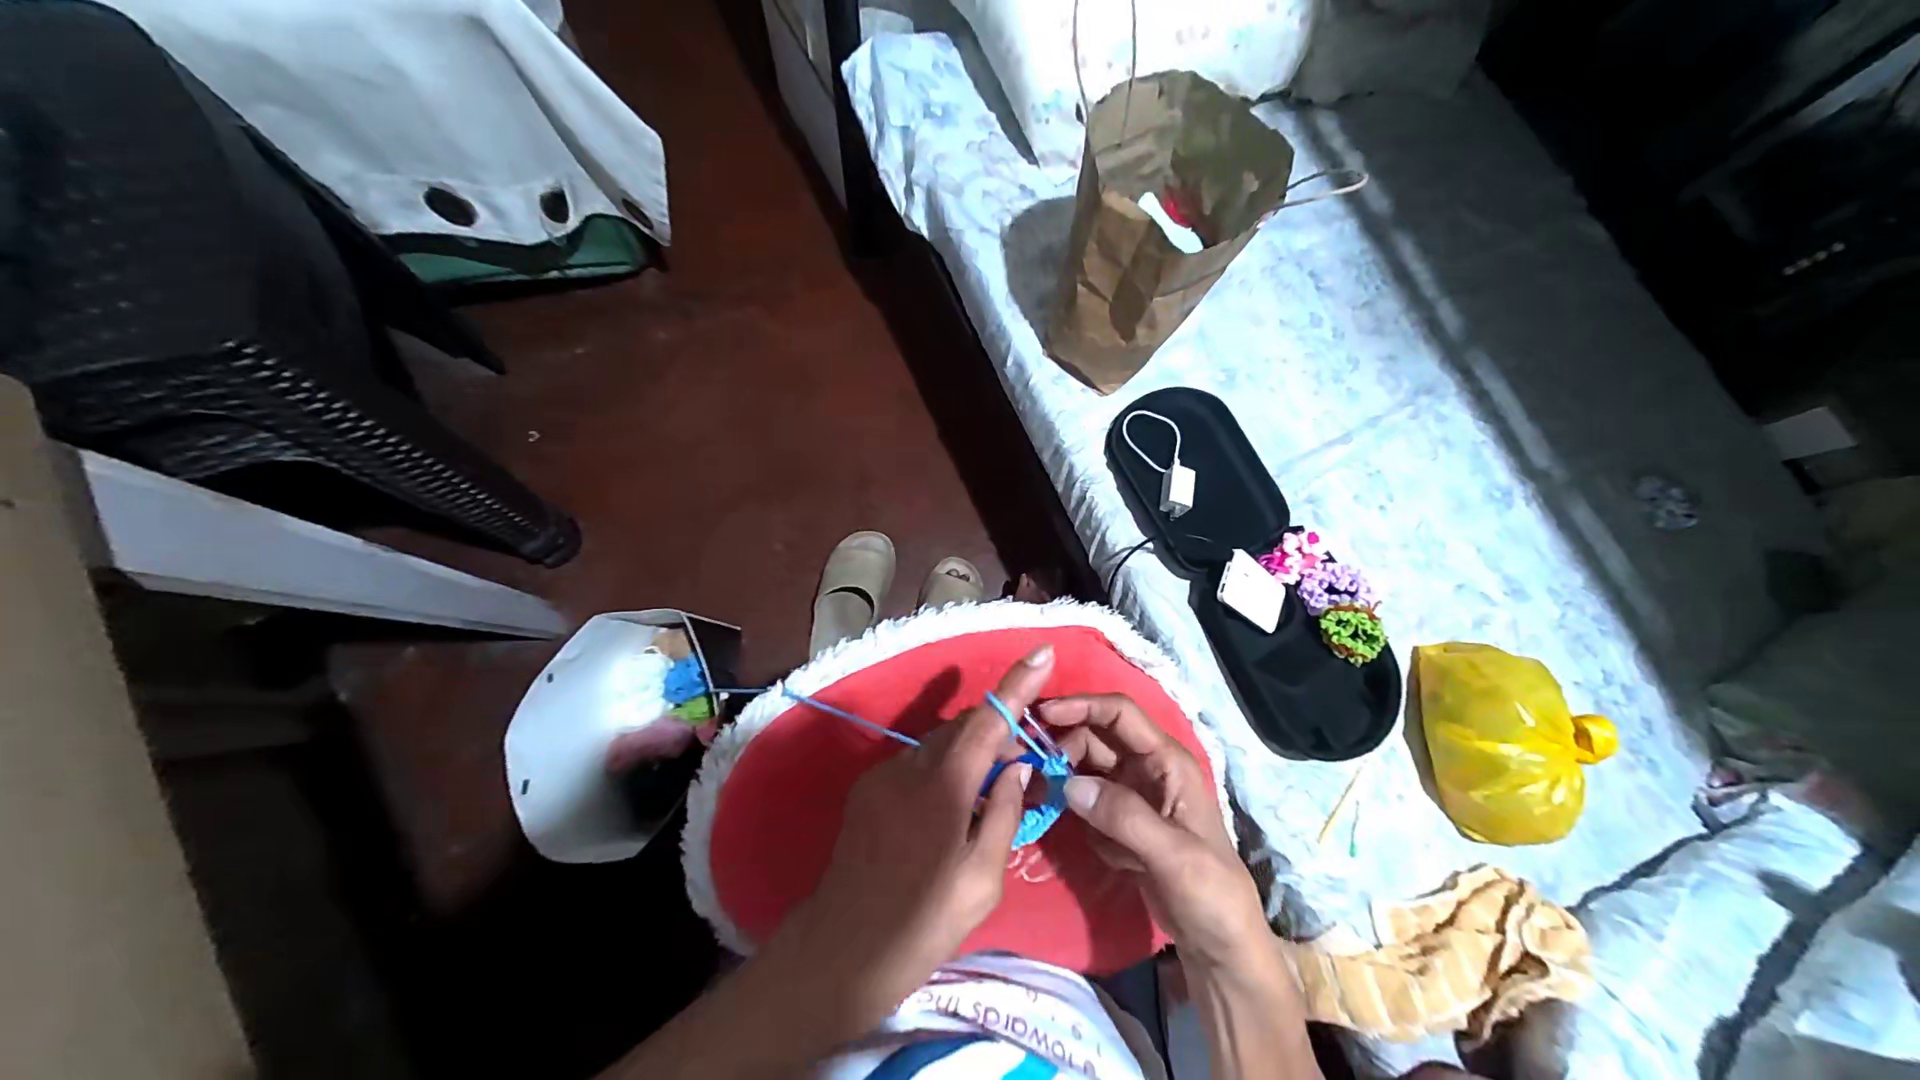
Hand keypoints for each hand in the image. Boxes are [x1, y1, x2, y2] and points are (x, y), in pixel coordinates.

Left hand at [784, 644, 1056, 1003]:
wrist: (843, 948)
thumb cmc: (925, 921)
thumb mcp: (982, 878)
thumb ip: (1004, 813)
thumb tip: (1015, 767)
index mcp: (944, 786)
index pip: (988, 722)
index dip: (1016, 685)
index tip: (1040, 652)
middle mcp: (910, 766)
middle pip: (963, 728)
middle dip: (996, 734)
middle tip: (1023, 764)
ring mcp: (883, 774)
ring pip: (938, 744)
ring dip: (967, 753)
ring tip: (986, 791)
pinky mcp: (867, 787)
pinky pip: (915, 761)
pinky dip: (940, 768)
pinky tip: (948, 805)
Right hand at [1037, 693, 1269, 969]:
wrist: (1220, 943)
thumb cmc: (1209, 892)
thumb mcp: (1173, 855)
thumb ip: (1124, 816)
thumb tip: (1070, 784)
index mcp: (1168, 761)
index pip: (1120, 714)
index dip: (1082, 705)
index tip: (1042, 715)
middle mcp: (1148, 768)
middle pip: (1095, 736)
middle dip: (1063, 743)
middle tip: (1033, 766)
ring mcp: (1132, 794)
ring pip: (1086, 766)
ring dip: (1062, 775)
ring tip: (1038, 792)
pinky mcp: (1119, 820)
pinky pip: (1085, 799)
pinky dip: (1073, 806)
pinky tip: (1071, 828)